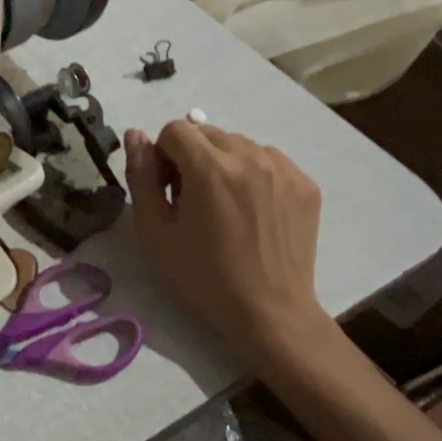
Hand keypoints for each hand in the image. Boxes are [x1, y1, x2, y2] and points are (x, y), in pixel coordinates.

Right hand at [122, 121, 330, 365]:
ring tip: (224, 206)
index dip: (163, 155)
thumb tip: (135, 135)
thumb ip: (141, 177)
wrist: (268, 310)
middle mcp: (250, 156)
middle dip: (192, 157)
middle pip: (208, 133)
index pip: (175, 129)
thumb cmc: (202, 276)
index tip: (167, 189)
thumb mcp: (155, 232)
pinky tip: (251, 211)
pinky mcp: (305, 183)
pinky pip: (269, 160)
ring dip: (223, 164)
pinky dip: (253, 174)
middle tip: (192, 200)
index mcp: (210, 168)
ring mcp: (283, 169)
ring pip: (239, 145)